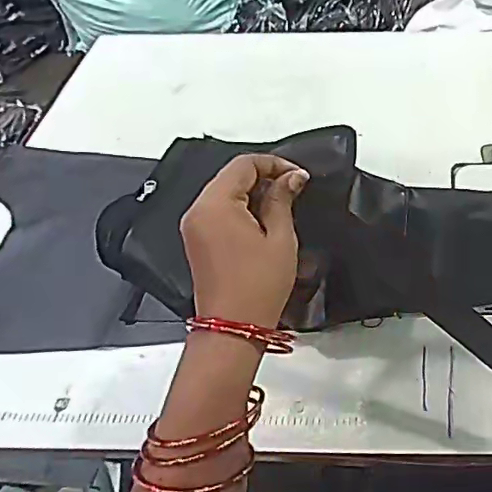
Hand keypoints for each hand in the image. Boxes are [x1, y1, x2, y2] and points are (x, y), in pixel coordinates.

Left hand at [182, 154, 307, 327]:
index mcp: (215, 204)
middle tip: (294, 189)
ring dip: (254, 194)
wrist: (233, 326)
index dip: (274, 164)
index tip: (297, 175)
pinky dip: (241, 210)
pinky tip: (264, 223)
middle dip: (264, 178)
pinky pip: (219, 212)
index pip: (243, 164)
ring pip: (225, 193)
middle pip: (231, 176)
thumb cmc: (256, 288)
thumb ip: (282, 200)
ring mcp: (194, 227)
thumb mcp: (279, 238)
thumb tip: (290, 178)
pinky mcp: (197, 241)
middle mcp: (198, 211)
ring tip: (283, 208)